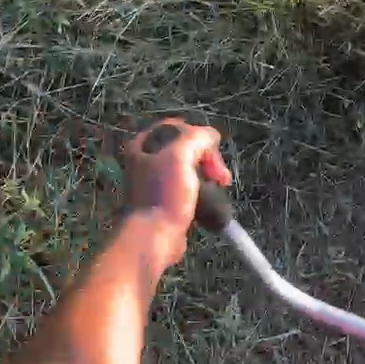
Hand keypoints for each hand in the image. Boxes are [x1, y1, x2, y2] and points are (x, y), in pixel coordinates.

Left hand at [122, 118, 232, 266]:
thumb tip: (211, 135)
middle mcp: (147, 158)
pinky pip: (190, 186)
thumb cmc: (164, 193)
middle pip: (186, 147)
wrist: (155, 235)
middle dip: (207, 158)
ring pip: (190, 168)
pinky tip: (211, 198)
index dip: (198, 136)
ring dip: (208, 174)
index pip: (178, 127)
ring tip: (221, 185)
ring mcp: (156, 180)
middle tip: (220, 175)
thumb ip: (197, 137)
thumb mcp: (180, 155)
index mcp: (143, 143)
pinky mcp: (167, 199)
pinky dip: (202, 189)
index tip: (212, 152)